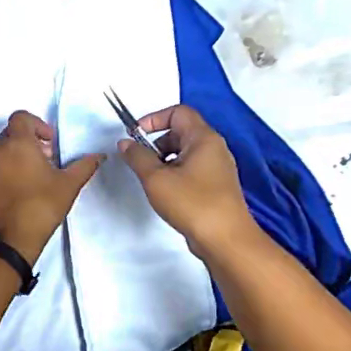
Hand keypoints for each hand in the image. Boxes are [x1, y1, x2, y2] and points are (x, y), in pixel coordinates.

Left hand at [0, 110, 104, 263]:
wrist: (14, 238)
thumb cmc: (43, 206)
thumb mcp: (69, 184)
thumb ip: (84, 165)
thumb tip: (98, 156)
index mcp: (18, 144)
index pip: (21, 118)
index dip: (36, 125)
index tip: (47, 142)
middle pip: (9, 136)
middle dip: (25, 143)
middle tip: (42, 161)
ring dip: (11, 161)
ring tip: (27, 180)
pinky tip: (11, 193)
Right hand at [116, 105, 263, 255]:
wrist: (224, 238)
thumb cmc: (192, 203)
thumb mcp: (155, 178)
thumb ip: (137, 156)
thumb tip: (126, 142)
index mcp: (203, 138)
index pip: (178, 112)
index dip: (154, 118)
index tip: (136, 135)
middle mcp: (214, 148)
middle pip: (181, 130)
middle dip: (157, 142)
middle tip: (142, 161)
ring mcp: (218, 167)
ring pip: (185, 151)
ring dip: (164, 159)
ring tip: (152, 179)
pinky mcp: (216, 185)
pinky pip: (192, 167)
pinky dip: (175, 172)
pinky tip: (166, 191)